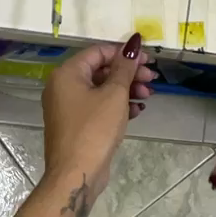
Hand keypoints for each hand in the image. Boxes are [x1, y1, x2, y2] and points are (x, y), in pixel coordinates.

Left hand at [41, 33, 154, 190]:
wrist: (76, 174)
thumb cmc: (94, 129)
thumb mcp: (114, 94)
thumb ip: (125, 67)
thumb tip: (133, 42)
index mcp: (67, 74)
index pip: (99, 52)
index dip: (125, 54)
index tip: (148, 61)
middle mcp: (63, 86)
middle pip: (101, 70)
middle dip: (129, 74)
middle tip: (152, 80)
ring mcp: (68, 107)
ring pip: (101, 89)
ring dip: (126, 90)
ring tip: (148, 97)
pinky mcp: (76, 124)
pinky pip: (98, 106)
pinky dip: (117, 105)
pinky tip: (136, 111)